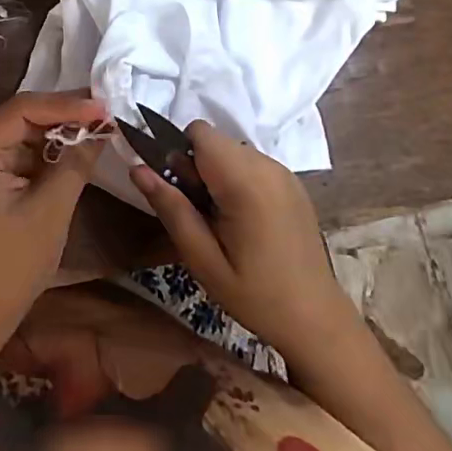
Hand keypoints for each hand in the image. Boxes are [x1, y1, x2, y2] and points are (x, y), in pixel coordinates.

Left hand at [0, 91, 108, 331]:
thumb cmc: (14, 261)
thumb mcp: (51, 209)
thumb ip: (75, 163)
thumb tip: (102, 127)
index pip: (22, 109)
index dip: (63, 103)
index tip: (101, 106)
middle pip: (26, 113)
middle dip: (66, 109)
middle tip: (107, 106)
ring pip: (33, 128)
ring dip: (66, 124)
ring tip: (102, 118)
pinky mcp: (6, 175)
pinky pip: (35, 148)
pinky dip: (60, 144)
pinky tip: (86, 140)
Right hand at [130, 120, 358, 361]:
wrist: (315, 318)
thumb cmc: (255, 295)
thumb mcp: (202, 260)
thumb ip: (171, 208)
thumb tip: (136, 168)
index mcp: (245, 181)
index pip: (198, 132)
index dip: (180, 155)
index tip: (181, 195)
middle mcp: (267, 165)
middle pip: (214, 141)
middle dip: (196, 167)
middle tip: (200, 216)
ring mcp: (284, 171)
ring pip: (231, 151)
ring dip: (216, 174)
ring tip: (221, 221)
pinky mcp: (292, 182)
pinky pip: (251, 163)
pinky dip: (237, 180)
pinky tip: (243, 221)